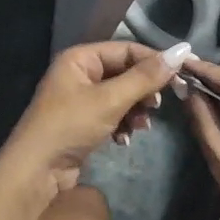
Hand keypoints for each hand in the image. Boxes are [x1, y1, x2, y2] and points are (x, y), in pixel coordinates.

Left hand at [0, 42, 184, 219]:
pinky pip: (111, 116)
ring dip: (135, 111)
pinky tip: (125, 139)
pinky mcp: (82, 123)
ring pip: (120, 97)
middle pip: (124, 73)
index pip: (126, 50)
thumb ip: (145, 77)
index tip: (180, 76)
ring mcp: (79, 100)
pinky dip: (122, 125)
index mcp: (79, 59)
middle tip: (157, 107)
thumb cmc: (70, 126)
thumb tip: (182, 51)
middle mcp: (78, 74)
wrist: (37, 170)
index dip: (154, 62)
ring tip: (141, 126)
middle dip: (143, 91)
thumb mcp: (110, 100)